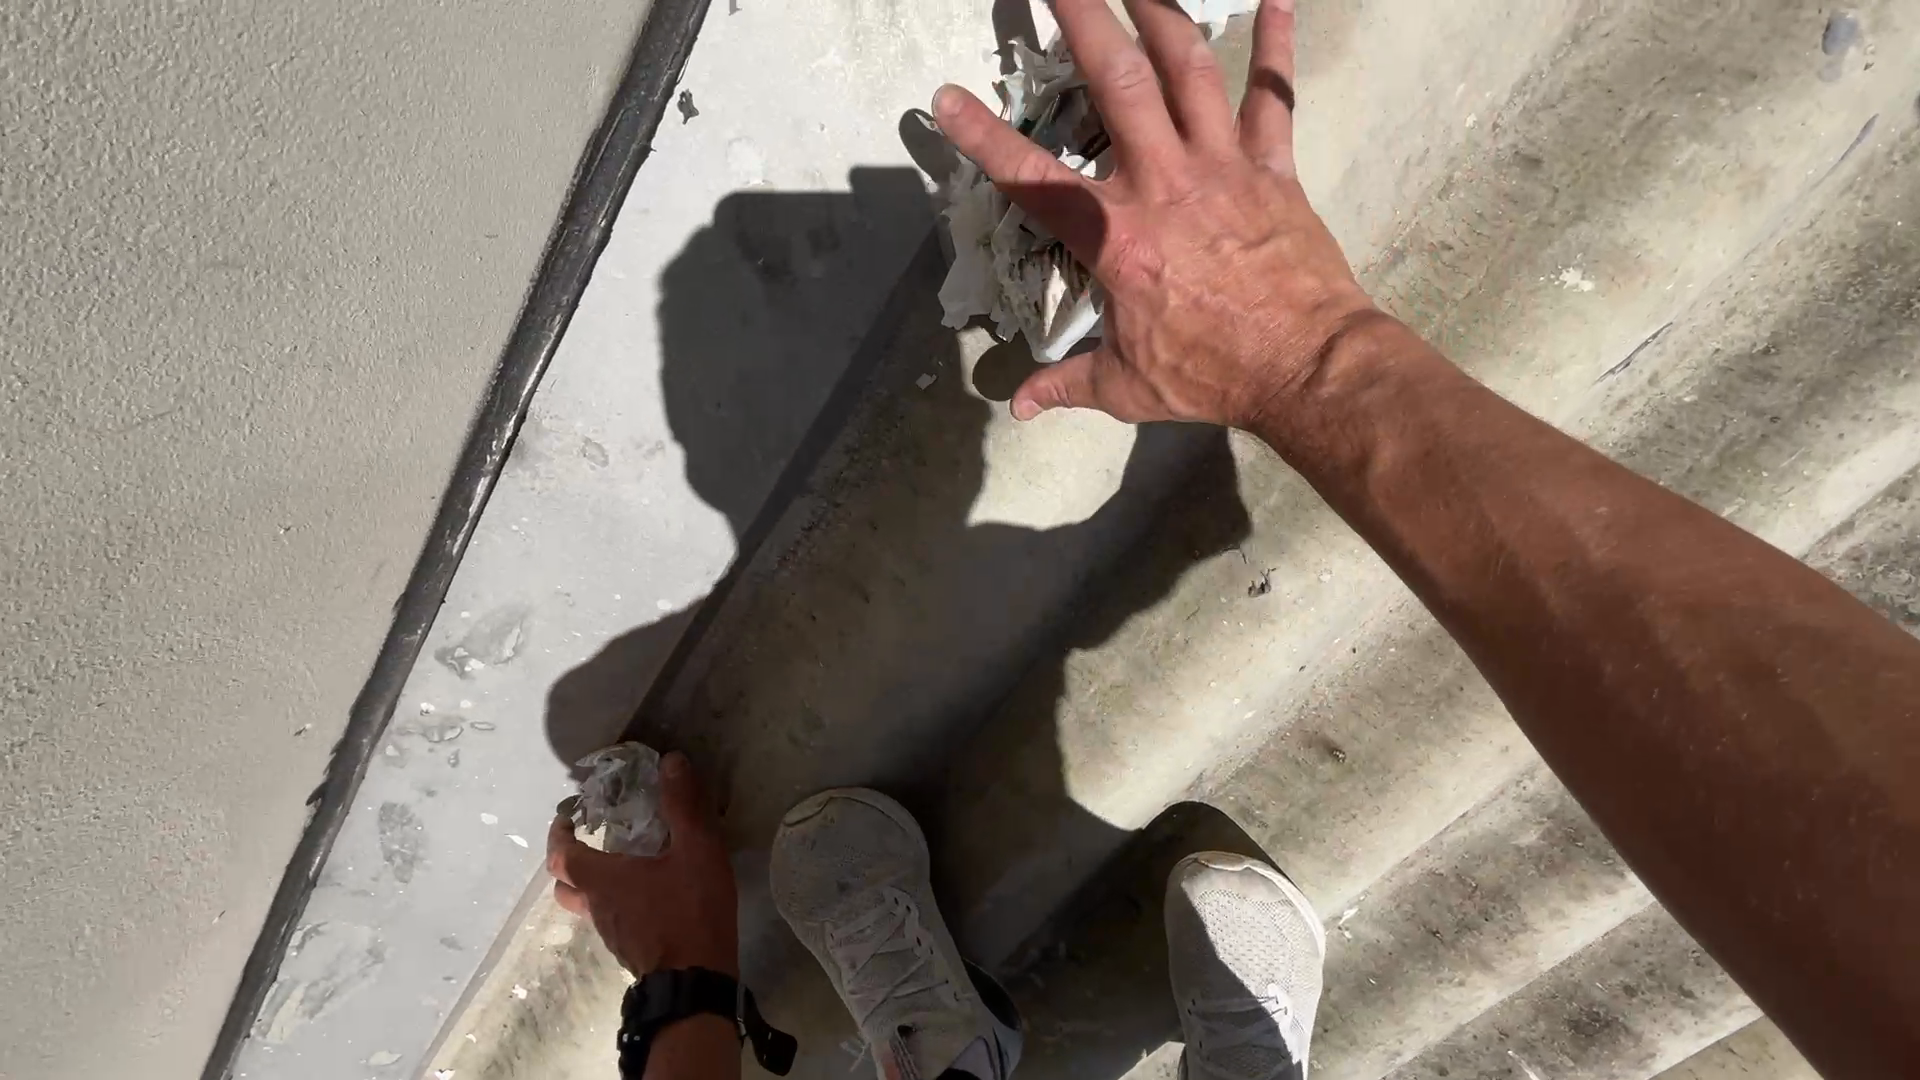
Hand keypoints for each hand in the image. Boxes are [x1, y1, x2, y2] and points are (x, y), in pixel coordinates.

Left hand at [546, 752, 739, 976]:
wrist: (695, 979)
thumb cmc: (690, 908)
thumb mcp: (696, 848)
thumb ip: (683, 805)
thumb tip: (671, 761)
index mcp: (603, 880)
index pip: (561, 856)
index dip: (559, 833)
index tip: (567, 814)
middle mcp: (598, 907)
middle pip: (564, 885)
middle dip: (569, 860)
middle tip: (589, 837)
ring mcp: (612, 932)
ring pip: (586, 904)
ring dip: (592, 881)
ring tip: (621, 860)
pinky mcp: (630, 947)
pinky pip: (610, 917)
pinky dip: (615, 898)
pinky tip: (646, 890)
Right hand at [934, 0, 1379, 429]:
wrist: (1305, 366)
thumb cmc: (1210, 375)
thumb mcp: (1124, 387)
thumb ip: (1065, 385)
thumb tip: (1017, 406)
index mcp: (1116, 240)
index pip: (1034, 180)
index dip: (985, 139)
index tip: (949, 99)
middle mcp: (1163, 184)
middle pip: (1118, 82)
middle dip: (1084, 17)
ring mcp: (1223, 168)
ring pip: (1190, 68)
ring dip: (1159, 12)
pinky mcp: (1274, 169)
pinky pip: (1275, 96)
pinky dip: (1278, 46)